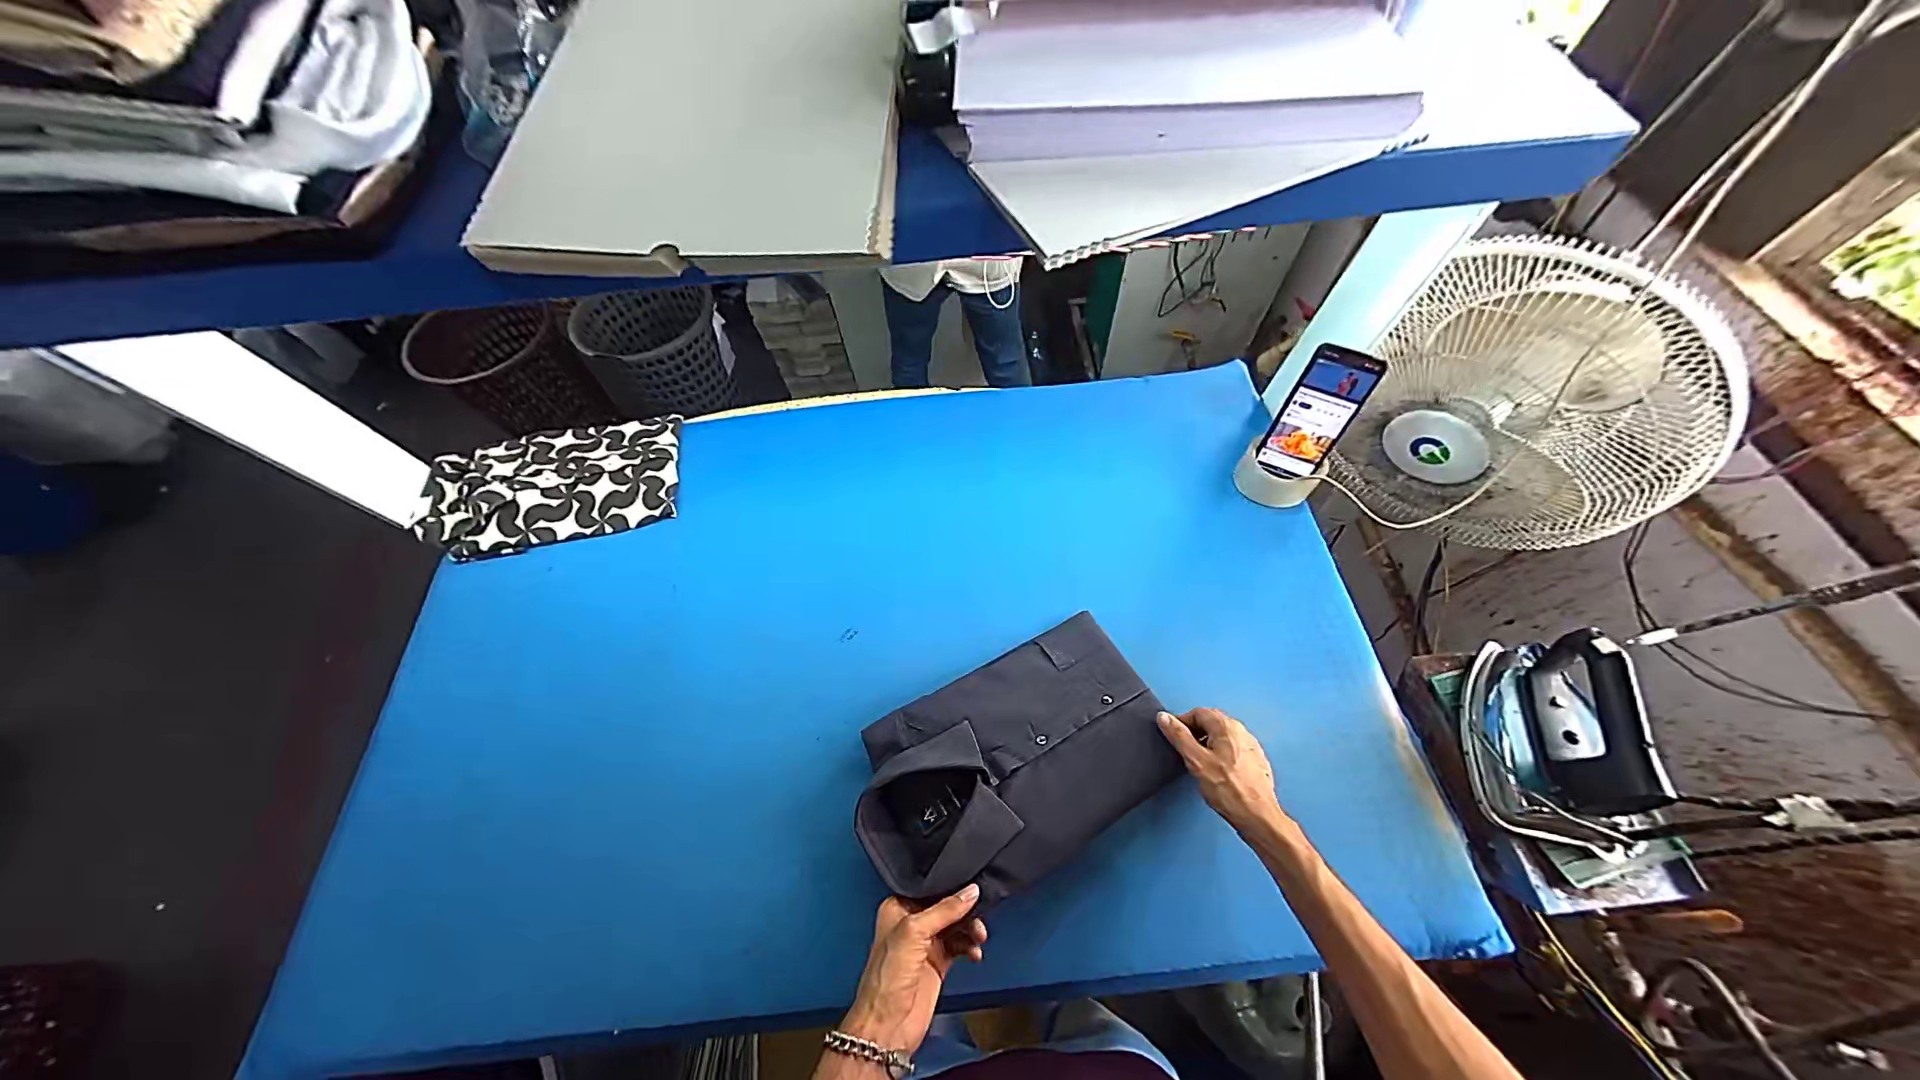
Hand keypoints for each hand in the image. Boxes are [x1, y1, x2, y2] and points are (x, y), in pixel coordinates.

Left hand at [840, 886, 987, 1055]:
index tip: (971, 884)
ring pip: (956, 925)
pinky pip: (960, 946)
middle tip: (979, 912)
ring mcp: (926, 944)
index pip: (929, 888)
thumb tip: (970, 892)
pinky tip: (974, 952)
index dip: (950, 885)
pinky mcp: (938, 962)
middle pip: (946, 906)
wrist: (888, 1025)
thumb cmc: (887, 978)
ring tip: (978, 936)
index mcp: (898, 908)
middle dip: (965, 908)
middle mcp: (912, 923)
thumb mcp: (914, 932)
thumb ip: (944, 910)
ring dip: (970, 928)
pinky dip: (970, 946)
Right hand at [1157, 708, 1286, 834]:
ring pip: (1223, 736)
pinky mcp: (1256, 761)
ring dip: (1208, 744)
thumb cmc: (1229, 791)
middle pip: (1211, 722)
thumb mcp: (1195, 760)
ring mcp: (1252, 747)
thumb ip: (1178, 736)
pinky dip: (1222, 755)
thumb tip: (1164, 718)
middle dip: (1195, 733)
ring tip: (1201, 764)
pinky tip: (1218, 772)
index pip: (1198, 712)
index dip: (1181, 723)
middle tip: (1186, 751)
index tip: (1174, 736)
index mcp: (1227, 726)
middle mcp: (1242, 732)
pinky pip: (1233, 749)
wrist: (1257, 816)